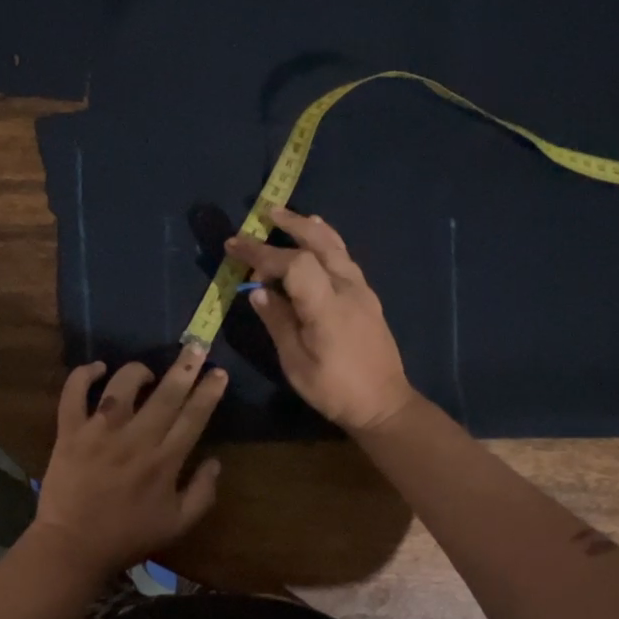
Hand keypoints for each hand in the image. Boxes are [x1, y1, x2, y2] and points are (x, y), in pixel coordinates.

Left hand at [33, 344, 228, 573]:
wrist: (73, 546)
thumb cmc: (127, 537)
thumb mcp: (177, 525)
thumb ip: (203, 493)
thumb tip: (216, 461)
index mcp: (164, 462)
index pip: (193, 418)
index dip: (208, 393)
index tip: (219, 373)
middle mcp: (135, 440)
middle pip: (166, 395)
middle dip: (184, 368)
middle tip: (196, 346)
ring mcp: (99, 432)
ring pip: (122, 387)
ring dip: (137, 371)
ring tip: (146, 372)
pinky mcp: (70, 432)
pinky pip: (74, 394)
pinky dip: (84, 375)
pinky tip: (97, 368)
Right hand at [225, 206, 417, 433]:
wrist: (385, 405)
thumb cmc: (334, 390)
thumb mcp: (296, 362)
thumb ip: (277, 321)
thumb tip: (258, 291)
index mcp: (327, 307)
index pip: (292, 264)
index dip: (261, 252)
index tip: (234, 246)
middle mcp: (348, 290)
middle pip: (319, 244)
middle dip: (291, 225)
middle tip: (265, 213)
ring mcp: (362, 292)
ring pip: (336, 247)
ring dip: (310, 228)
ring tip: (289, 217)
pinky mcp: (367, 298)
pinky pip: (345, 258)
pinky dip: (327, 242)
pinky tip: (318, 241)